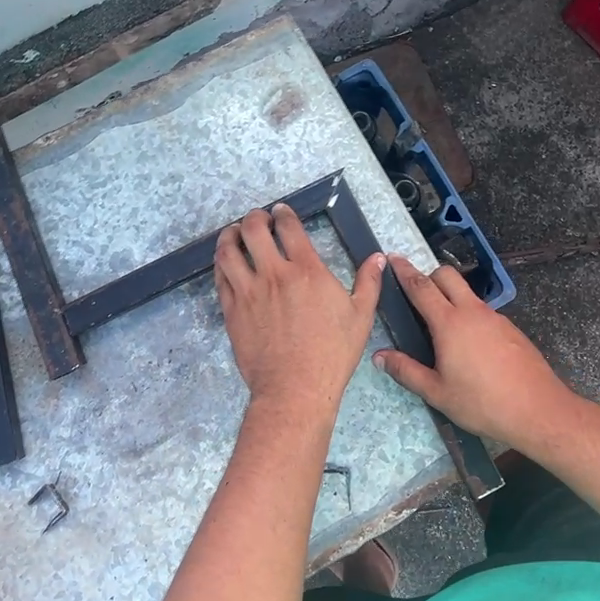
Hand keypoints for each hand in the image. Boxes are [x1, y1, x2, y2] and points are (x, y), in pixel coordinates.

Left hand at [215, 204, 383, 419]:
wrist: (295, 389)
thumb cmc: (331, 354)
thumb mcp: (360, 317)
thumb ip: (369, 282)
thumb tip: (379, 258)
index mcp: (307, 271)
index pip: (289, 227)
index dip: (283, 213)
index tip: (281, 211)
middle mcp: (275, 274)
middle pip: (254, 229)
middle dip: (255, 217)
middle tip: (258, 218)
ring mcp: (249, 292)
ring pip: (229, 250)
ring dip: (230, 235)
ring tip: (235, 233)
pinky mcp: (232, 311)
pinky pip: (220, 278)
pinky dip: (221, 263)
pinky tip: (226, 262)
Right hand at [373, 255, 577, 451]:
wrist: (539, 411)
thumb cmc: (483, 403)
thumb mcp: (438, 393)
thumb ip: (407, 371)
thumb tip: (379, 356)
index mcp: (449, 323)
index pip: (421, 287)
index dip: (404, 271)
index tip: (393, 258)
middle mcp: (472, 312)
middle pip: (447, 275)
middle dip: (429, 275)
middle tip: (415, 293)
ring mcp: (495, 318)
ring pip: (467, 293)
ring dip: (450, 296)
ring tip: (441, 326)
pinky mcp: (510, 329)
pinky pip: (483, 311)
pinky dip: (469, 315)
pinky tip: (470, 345)